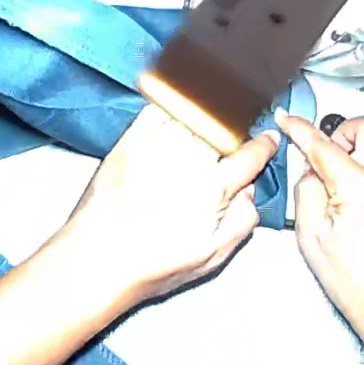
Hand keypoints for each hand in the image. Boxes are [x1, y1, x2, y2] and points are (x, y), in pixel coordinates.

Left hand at [47, 106, 279, 309]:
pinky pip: (160, 108)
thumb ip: (241, 221)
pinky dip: (176, 101)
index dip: (264, 145)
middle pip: (226, 126)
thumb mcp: (210, 256)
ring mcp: (157, 145)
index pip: (251, 154)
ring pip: (196, 112)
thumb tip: (251, 193)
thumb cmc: (149, 263)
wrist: (97, 256)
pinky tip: (182, 104)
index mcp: (214, 186)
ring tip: (219, 108)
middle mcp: (188, 158)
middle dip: (240, 122)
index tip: (266, 140)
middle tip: (243, 122)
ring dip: (212, 107)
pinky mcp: (130, 139)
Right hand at [276, 113, 363, 364]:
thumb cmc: (357, 283)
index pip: (321, 143)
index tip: (289, 121)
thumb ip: (307, 193)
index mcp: (358, 186)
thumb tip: (310, 172)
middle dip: (347, 129)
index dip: (299, 128)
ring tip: (363, 161)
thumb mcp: (311, 237)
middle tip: (332, 147)